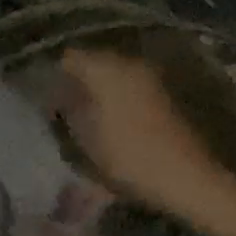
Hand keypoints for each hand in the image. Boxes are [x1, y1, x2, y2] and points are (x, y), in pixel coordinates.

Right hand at [56, 49, 235, 215]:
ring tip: (91, 116)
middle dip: (81, 81)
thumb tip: (60, 99)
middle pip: (97, 63)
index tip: (46, 97)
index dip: (56, 75)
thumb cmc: (132, 160)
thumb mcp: (89, 143)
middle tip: (67, 107)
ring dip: (104, 90)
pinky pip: (135, 88)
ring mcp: (154, 77)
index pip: (71, 58)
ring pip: (118, 75)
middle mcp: (132, 63)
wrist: (189, 177)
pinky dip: (123, 98)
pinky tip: (117, 121)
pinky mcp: (170, 94)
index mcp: (108, 69)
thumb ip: (71, 115)